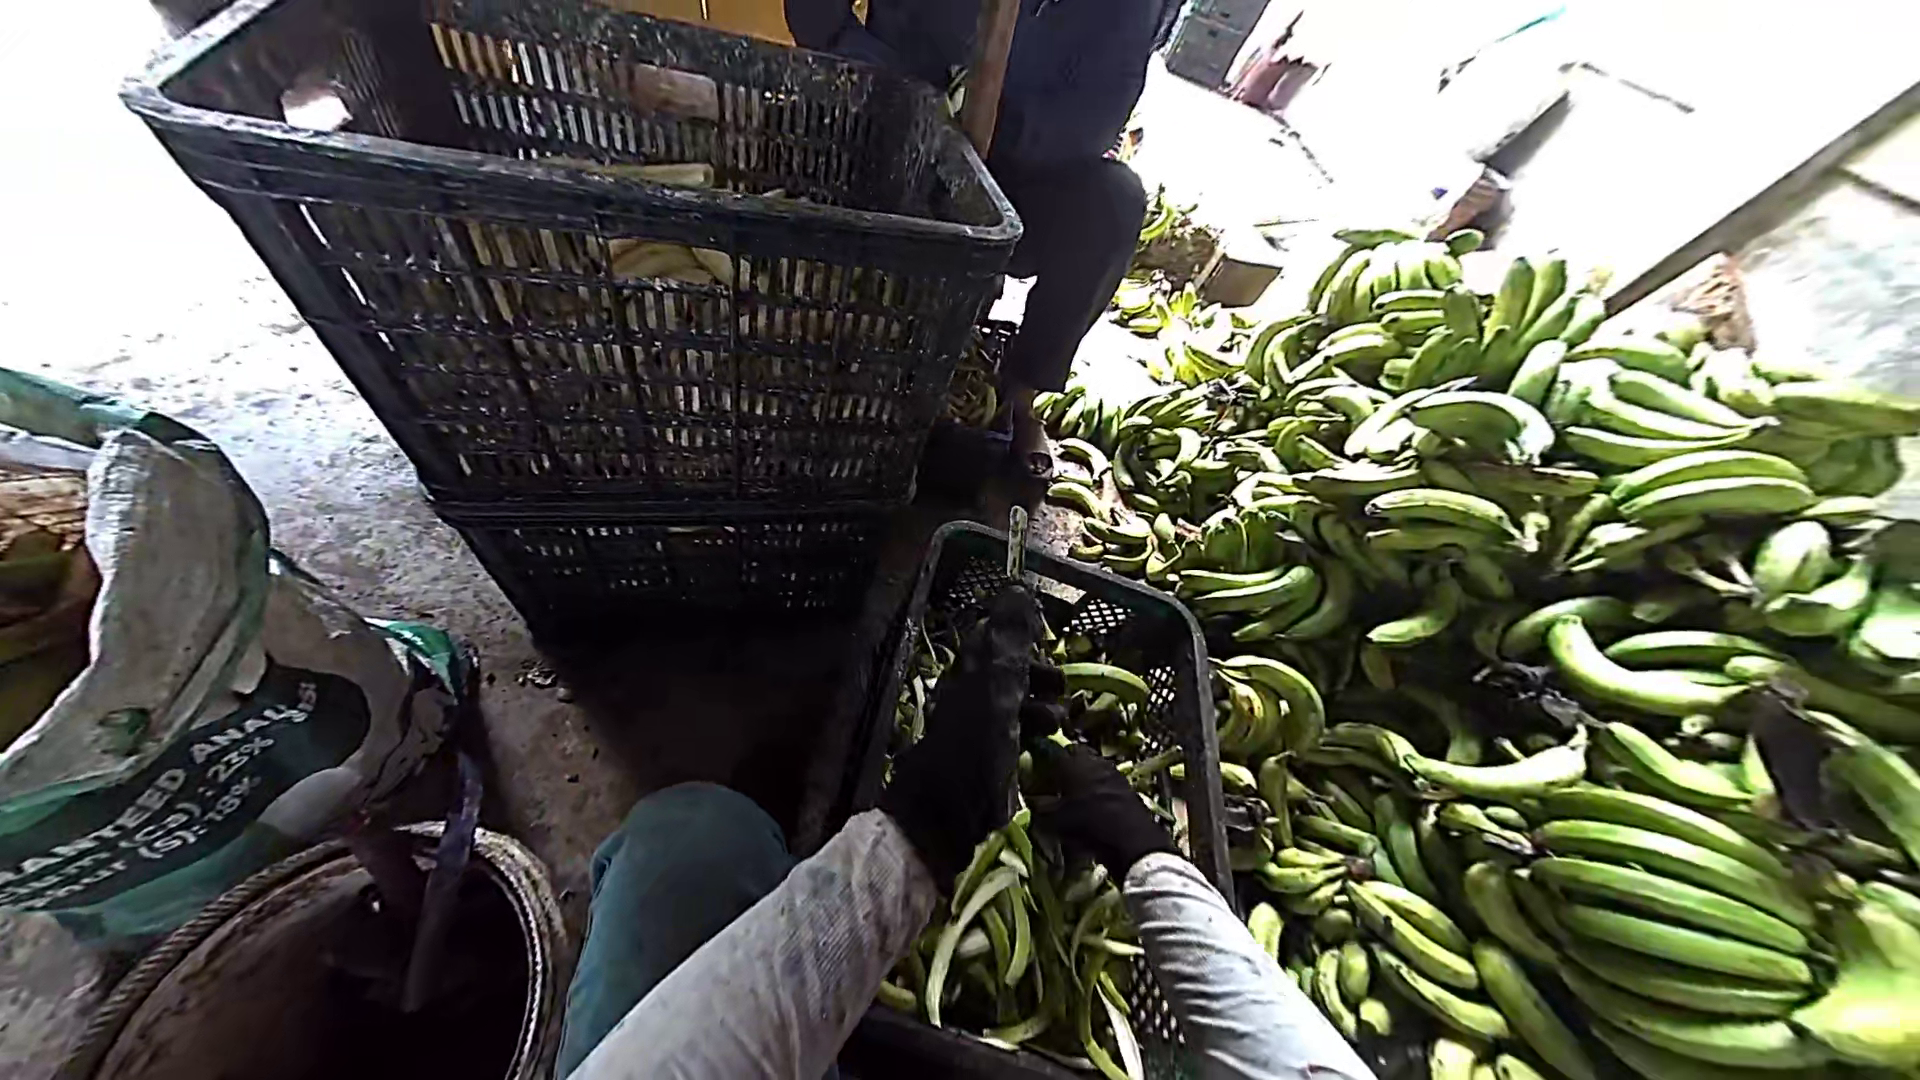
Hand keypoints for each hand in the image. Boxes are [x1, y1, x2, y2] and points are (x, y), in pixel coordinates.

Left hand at [881, 585, 1039, 885]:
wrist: (948, 812)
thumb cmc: (973, 745)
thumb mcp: (996, 685)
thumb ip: (1009, 638)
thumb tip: (1017, 586)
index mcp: (974, 665)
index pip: (1003, 632)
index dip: (1028, 635)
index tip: (1048, 643)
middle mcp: (976, 686)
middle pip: (1018, 666)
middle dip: (1042, 676)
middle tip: (1055, 690)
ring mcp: (984, 718)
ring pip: (1023, 698)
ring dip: (1043, 706)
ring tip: (1052, 723)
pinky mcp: (993, 747)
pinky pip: (1022, 727)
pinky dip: (1036, 731)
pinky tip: (1044, 744)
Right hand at [1027, 742, 1176, 878]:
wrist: (1132, 841)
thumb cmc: (1088, 824)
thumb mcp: (1054, 820)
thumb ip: (1039, 805)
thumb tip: (1030, 798)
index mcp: (1072, 761)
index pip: (1053, 751)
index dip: (1045, 762)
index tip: (1039, 774)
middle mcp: (1093, 760)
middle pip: (1075, 755)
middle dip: (1065, 766)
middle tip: (1057, 783)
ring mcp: (1112, 771)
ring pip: (1092, 766)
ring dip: (1084, 776)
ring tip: (1076, 795)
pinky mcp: (1126, 785)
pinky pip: (1105, 780)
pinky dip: (1098, 787)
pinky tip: (1094, 805)